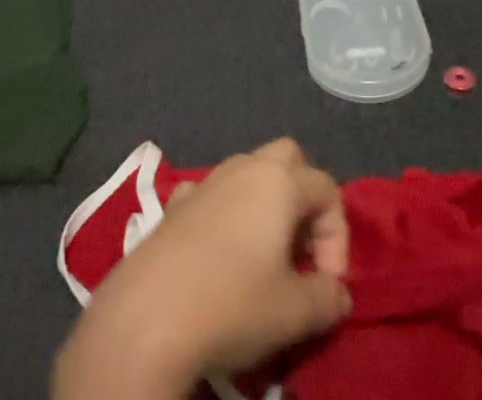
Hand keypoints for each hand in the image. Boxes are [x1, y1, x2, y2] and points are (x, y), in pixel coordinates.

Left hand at [53, 139, 350, 398]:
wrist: (143, 322)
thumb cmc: (231, 306)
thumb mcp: (296, 312)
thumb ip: (328, 297)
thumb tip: (335, 293)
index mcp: (278, 182)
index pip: (328, 191)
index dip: (338, 238)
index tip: (327, 283)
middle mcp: (241, 170)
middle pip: (287, 158)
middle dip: (303, 195)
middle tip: (300, 247)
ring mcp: (201, 185)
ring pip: (246, 172)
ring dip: (263, 203)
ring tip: (264, 254)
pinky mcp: (170, 208)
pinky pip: (209, 195)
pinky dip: (224, 213)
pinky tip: (218, 251)